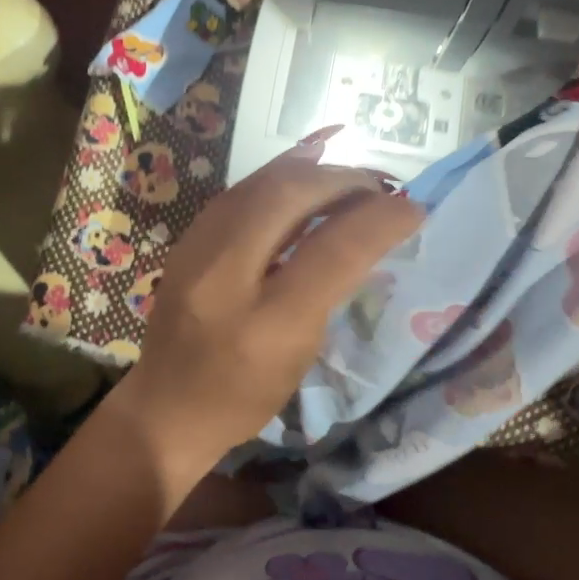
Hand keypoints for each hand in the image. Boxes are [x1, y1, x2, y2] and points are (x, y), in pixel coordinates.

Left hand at [107, 133, 424, 462]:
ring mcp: (196, 253)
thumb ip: (328, 291)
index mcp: (267, 323)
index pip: (332, 250)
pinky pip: (236, 193)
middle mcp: (226, 276)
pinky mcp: (183, 243)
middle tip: (377, 187)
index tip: (413, 207)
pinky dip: (275, 180)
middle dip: (342, 180)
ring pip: (258, 183)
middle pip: (288, 195)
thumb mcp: (300, 354)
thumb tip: (361, 232)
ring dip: (309, 172)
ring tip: (345, 179)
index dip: (379, 220)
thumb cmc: (243, 397)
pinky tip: (300, 179)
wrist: (166, 407)